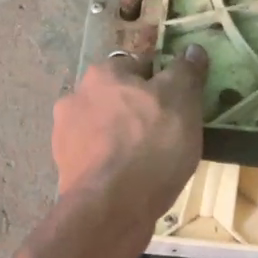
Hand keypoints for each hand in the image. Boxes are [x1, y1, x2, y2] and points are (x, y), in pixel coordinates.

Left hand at [52, 45, 209, 219]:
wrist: (110, 208)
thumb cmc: (150, 147)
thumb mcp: (182, 102)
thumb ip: (186, 72)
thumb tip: (192, 49)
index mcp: (102, 74)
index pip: (138, 65)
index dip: (162, 81)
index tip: (178, 103)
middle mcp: (75, 98)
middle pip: (117, 98)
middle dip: (137, 111)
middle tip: (165, 134)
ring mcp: (65, 137)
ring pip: (104, 130)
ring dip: (122, 138)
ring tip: (148, 162)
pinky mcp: (65, 171)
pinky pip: (97, 160)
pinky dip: (111, 165)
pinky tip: (129, 180)